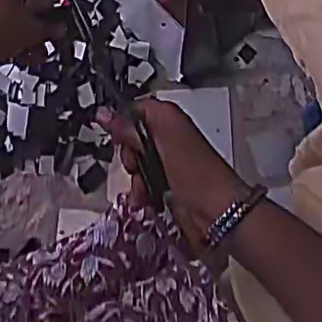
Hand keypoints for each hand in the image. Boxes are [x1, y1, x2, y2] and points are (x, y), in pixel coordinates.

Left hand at [0, 0, 59, 65]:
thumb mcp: (34, 30)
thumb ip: (51, 27)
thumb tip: (58, 27)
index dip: (51, 6)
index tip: (56, 18)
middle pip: (24, 6)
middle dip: (37, 26)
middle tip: (46, 38)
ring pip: (12, 19)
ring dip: (26, 35)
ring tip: (34, 52)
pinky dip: (10, 38)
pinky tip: (19, 54)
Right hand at [100, 101, 248, 254]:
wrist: (220, 212)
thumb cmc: (193, 172)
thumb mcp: (155, 147)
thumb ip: (128, 130)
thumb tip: (102, 113)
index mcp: (166, 116)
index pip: (133, 110)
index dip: (123, 125)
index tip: (119, 141)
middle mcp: (167, 133)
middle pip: (132, 137)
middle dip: (129, 156)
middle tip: (133, 167)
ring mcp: (168, 158)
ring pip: (137, 162)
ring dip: (135, 178)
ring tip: (141, 192)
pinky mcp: (170, 181)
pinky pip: (147, 180)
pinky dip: (143, 191)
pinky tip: (146, 200)